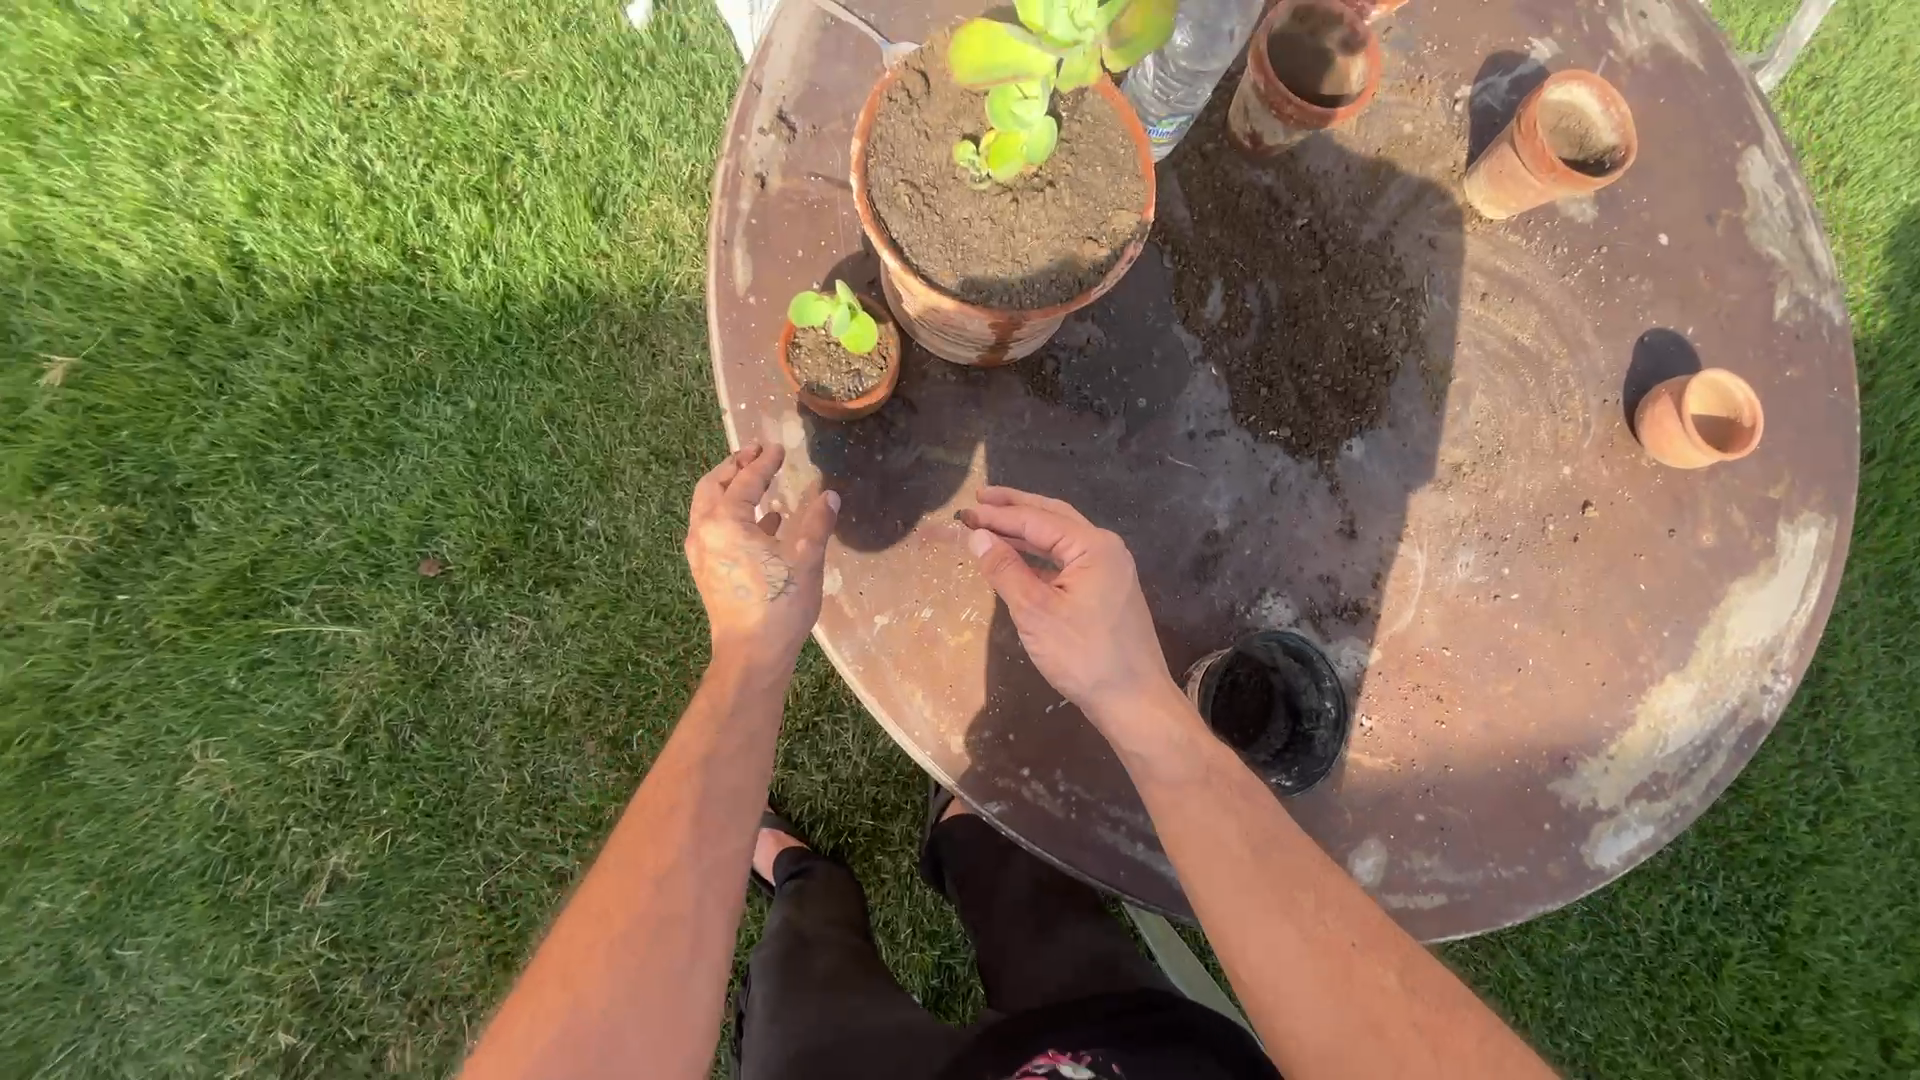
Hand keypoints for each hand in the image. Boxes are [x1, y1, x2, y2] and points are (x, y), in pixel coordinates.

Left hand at [684, 443, 838, 669]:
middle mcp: (704, 531)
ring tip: (755, 481)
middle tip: (754, 453)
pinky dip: (732, 516)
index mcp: (726, 521)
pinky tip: (764, 522)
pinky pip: (714, 529)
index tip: (777, 448)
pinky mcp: (705, 571)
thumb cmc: (780, 604)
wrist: (751, 654)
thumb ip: (817, 523)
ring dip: (729, 490)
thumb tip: (829, 497)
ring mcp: (700, 553)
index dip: (763, 461)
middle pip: (712, 486)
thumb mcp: (806, 559)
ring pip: (708, 508)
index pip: (745, 480)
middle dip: (734, 467)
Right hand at [960, 487, 1186, 739]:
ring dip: (1026, 532)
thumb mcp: (1036, 612)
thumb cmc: (1084, 655)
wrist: (1134, 701)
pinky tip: (1018, 560)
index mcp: (1093, 546)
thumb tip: (977, 536)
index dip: (998, 515)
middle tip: (980, 499)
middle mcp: (1105, 549)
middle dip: (1016, 508)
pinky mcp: (1106, 591)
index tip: (965, 510)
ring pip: (1061, 539)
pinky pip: (1067, 561)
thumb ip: (1005, 570)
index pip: (1036, 520)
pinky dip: (1040, 556)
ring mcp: (1109, 570)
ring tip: (992, 524)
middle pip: (1053, 517)